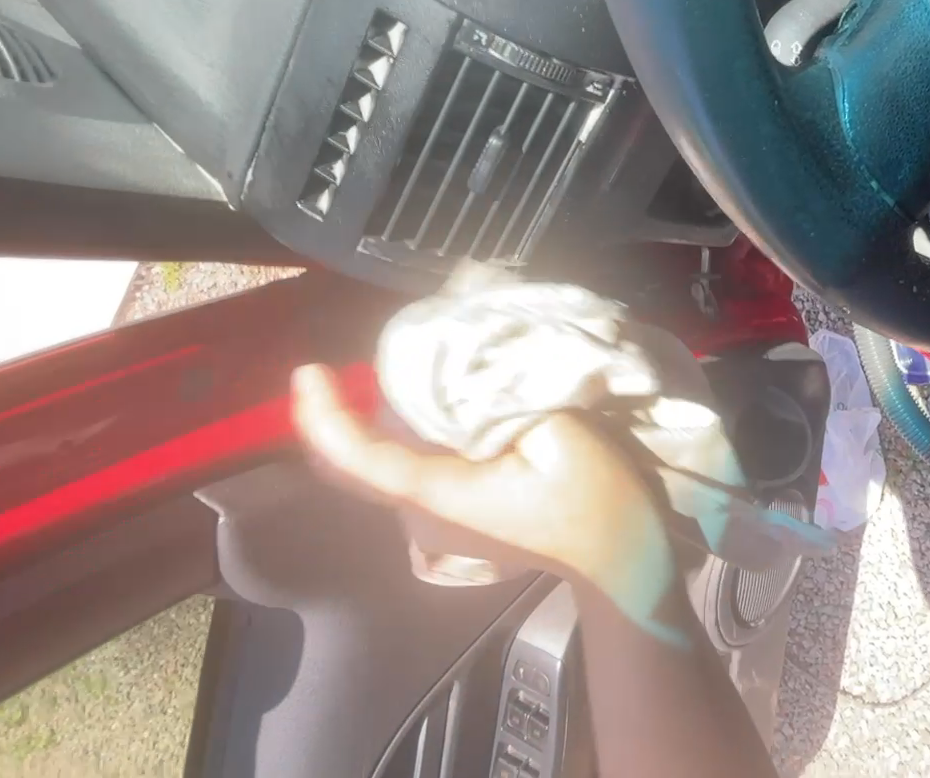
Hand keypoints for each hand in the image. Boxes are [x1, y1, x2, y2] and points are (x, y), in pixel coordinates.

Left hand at [290, 364, 675, 623]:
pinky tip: (446, 410)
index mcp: (440, 493)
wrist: (620, 559)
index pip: (358, 456)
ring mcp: (441, 523)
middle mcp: (424, 513)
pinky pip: (419, 470)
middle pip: (359, 464)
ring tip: (408, 376)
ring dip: (385, 422)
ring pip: (389, 466)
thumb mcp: (560, 436)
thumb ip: (509, 401)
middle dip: (343, 416)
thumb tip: (475, 377)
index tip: (310, 370)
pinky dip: (414, 436)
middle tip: (351, 369)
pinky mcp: (464, 519)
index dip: (323, 414)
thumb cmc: (592, 501)